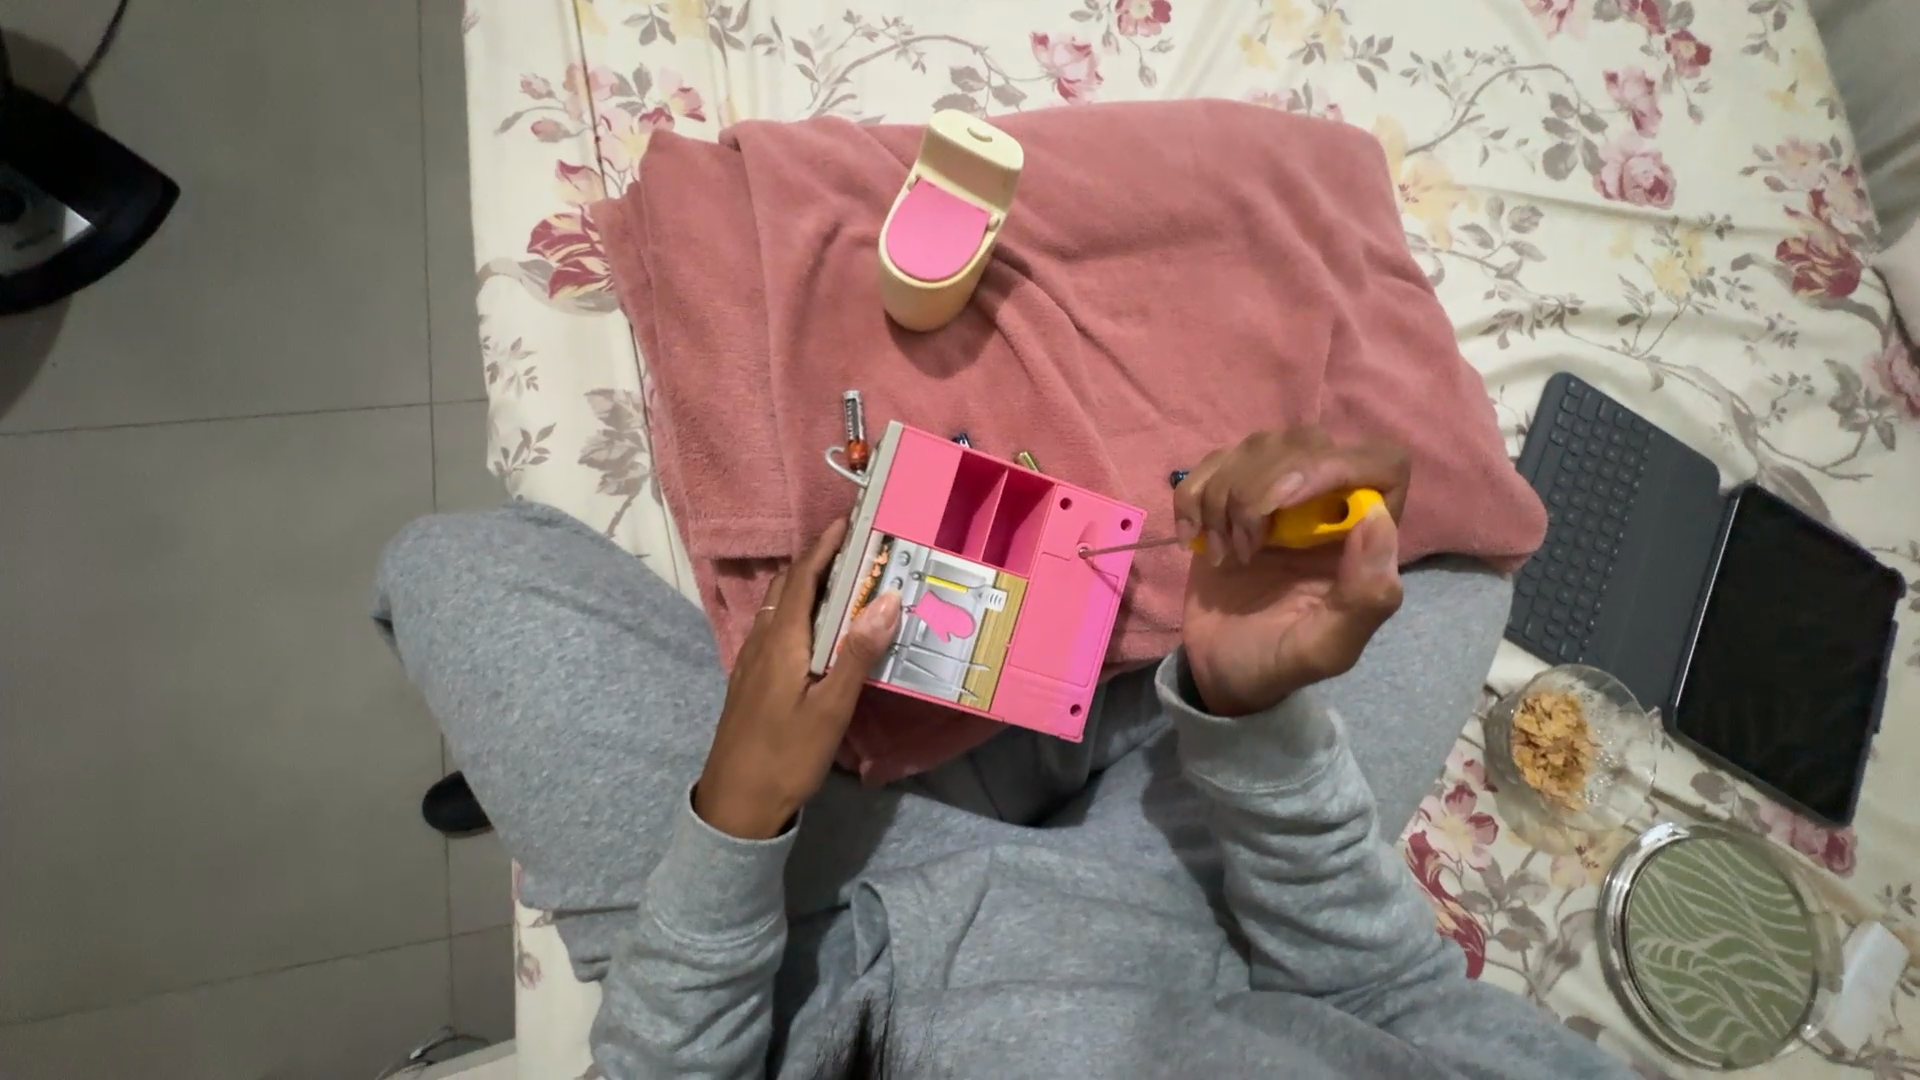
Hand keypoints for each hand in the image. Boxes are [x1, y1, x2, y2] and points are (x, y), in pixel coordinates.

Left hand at [694, 518, 901, 839]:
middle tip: (855, 549)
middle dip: (817, 560)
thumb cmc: (787, 755)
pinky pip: (775, 627)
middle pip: (787, 587)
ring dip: (807, 584)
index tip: (848, 522)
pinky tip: (818, 629)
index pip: (802, 579)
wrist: (736, 805)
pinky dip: (799, 610)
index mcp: (781, 642)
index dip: (823, 547)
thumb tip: (887, 599)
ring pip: (779, 607)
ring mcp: (752, 661)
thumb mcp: (831, 708)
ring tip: (843, 581)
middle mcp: (762, 642)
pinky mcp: (752, 679)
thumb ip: (857, 653)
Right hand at [1175, 428, 1409, 716]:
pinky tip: (1193, 538)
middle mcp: (1325, 503)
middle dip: (1261, 488)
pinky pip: (1208, 465)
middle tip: (1243, 548)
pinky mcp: (1226, 497)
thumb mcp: (1328, 648)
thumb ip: (1365, 596)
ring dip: (1224, 499)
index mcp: (1364, 535)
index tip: (1284, 503)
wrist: (1219, 669)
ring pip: (1255, 447)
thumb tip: (1377, 519)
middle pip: (1305, 444)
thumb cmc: (1278, 660)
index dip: (1334, 466)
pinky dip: (1192, 499)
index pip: (1377, 463)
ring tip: (1222, 554)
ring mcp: (1273, 495)